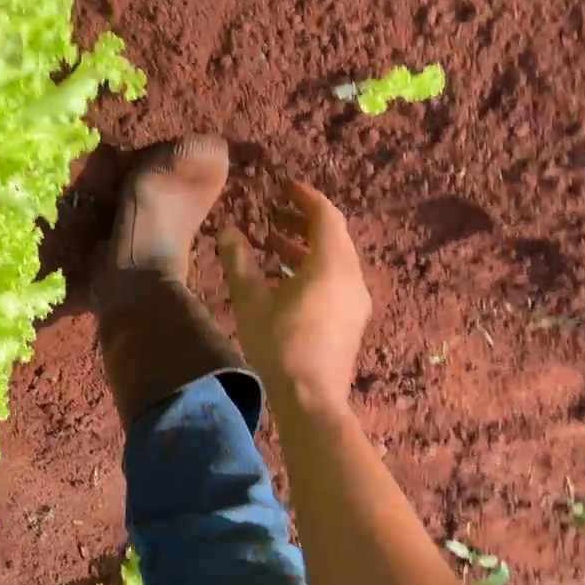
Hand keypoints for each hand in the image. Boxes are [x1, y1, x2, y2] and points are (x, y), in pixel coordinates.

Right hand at [213, 179, 371, 413]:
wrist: (311, 398)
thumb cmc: (279, 344)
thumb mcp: (251, 300)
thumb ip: (239, 261)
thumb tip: (228, 231)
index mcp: (331, 266)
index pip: (325, 215)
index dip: (304, 196)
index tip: (281, 185)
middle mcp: (352, 278)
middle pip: (333, 235)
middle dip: (301, 219)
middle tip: (271, 212)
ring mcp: (355, 301)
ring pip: (334, 258)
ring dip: (303, 244)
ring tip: (269, 241)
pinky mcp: (350, 319)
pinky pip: (334, 277)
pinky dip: (310, 265)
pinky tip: (282, 276)